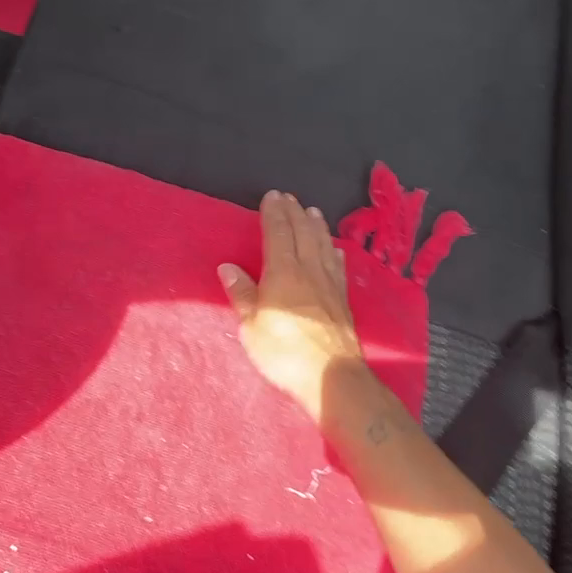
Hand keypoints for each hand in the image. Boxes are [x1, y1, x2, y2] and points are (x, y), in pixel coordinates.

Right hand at [219, 191, 363, 421]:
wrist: (331, 376)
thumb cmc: (283, 352)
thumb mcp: (251, 326)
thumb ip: (242, 294)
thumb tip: (229, 267)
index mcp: (282, 272)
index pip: (278, 233)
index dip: (274, 213)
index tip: (272, 196)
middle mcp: (309, 270)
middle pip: (303, 233)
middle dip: (294, 213)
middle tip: (289, 198)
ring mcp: (329, 284)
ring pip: (323, 245)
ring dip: (316, 226)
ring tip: (313, 212)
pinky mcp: (342, 300)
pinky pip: (337, 266)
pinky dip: (334, 252)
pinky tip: (335, 250)